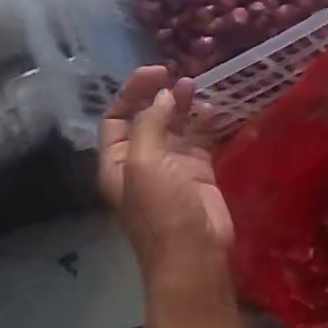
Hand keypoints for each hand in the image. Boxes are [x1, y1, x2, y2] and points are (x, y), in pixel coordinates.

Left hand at [100, 67, 232, 283]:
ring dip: (182, 103)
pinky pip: (199, 137)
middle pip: (146, 117)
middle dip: (159, 94)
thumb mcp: (144, 163)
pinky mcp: (199, 170)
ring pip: (175, 124)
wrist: (195, 253)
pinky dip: (204, 120)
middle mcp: (142, 159)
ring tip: (196, 84)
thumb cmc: (161, 210)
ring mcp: (172, 165)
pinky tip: (212, 106)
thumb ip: (150, 123)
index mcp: (117, 161)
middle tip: (180, 75)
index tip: (156, 73)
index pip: (116, 117)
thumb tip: (164, 96)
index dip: (131, 92)